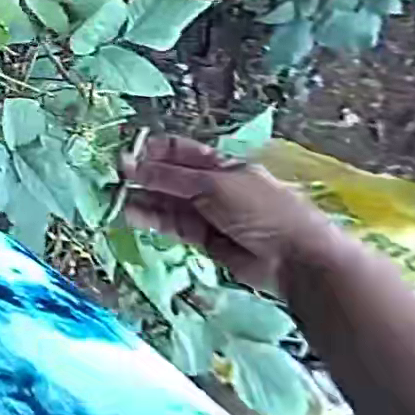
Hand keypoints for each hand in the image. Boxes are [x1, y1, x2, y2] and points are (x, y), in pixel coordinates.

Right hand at [121, 135, 348, 292]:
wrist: (302, 264)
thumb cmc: (262, 211)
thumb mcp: (211, 185)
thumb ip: (165, 176)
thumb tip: (124, 163)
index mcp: (219, 166)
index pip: (176, 150)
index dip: (149, 149)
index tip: (122, 152)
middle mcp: (211, 187)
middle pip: (166, 176)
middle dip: (139, 175)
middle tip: (111, 176)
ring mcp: (207, 213)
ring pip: (165, 200)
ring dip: (140, 197)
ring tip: (114, 197)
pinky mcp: (203, 238)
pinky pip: (170, 223)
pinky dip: (150, 218)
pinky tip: (131, 215)